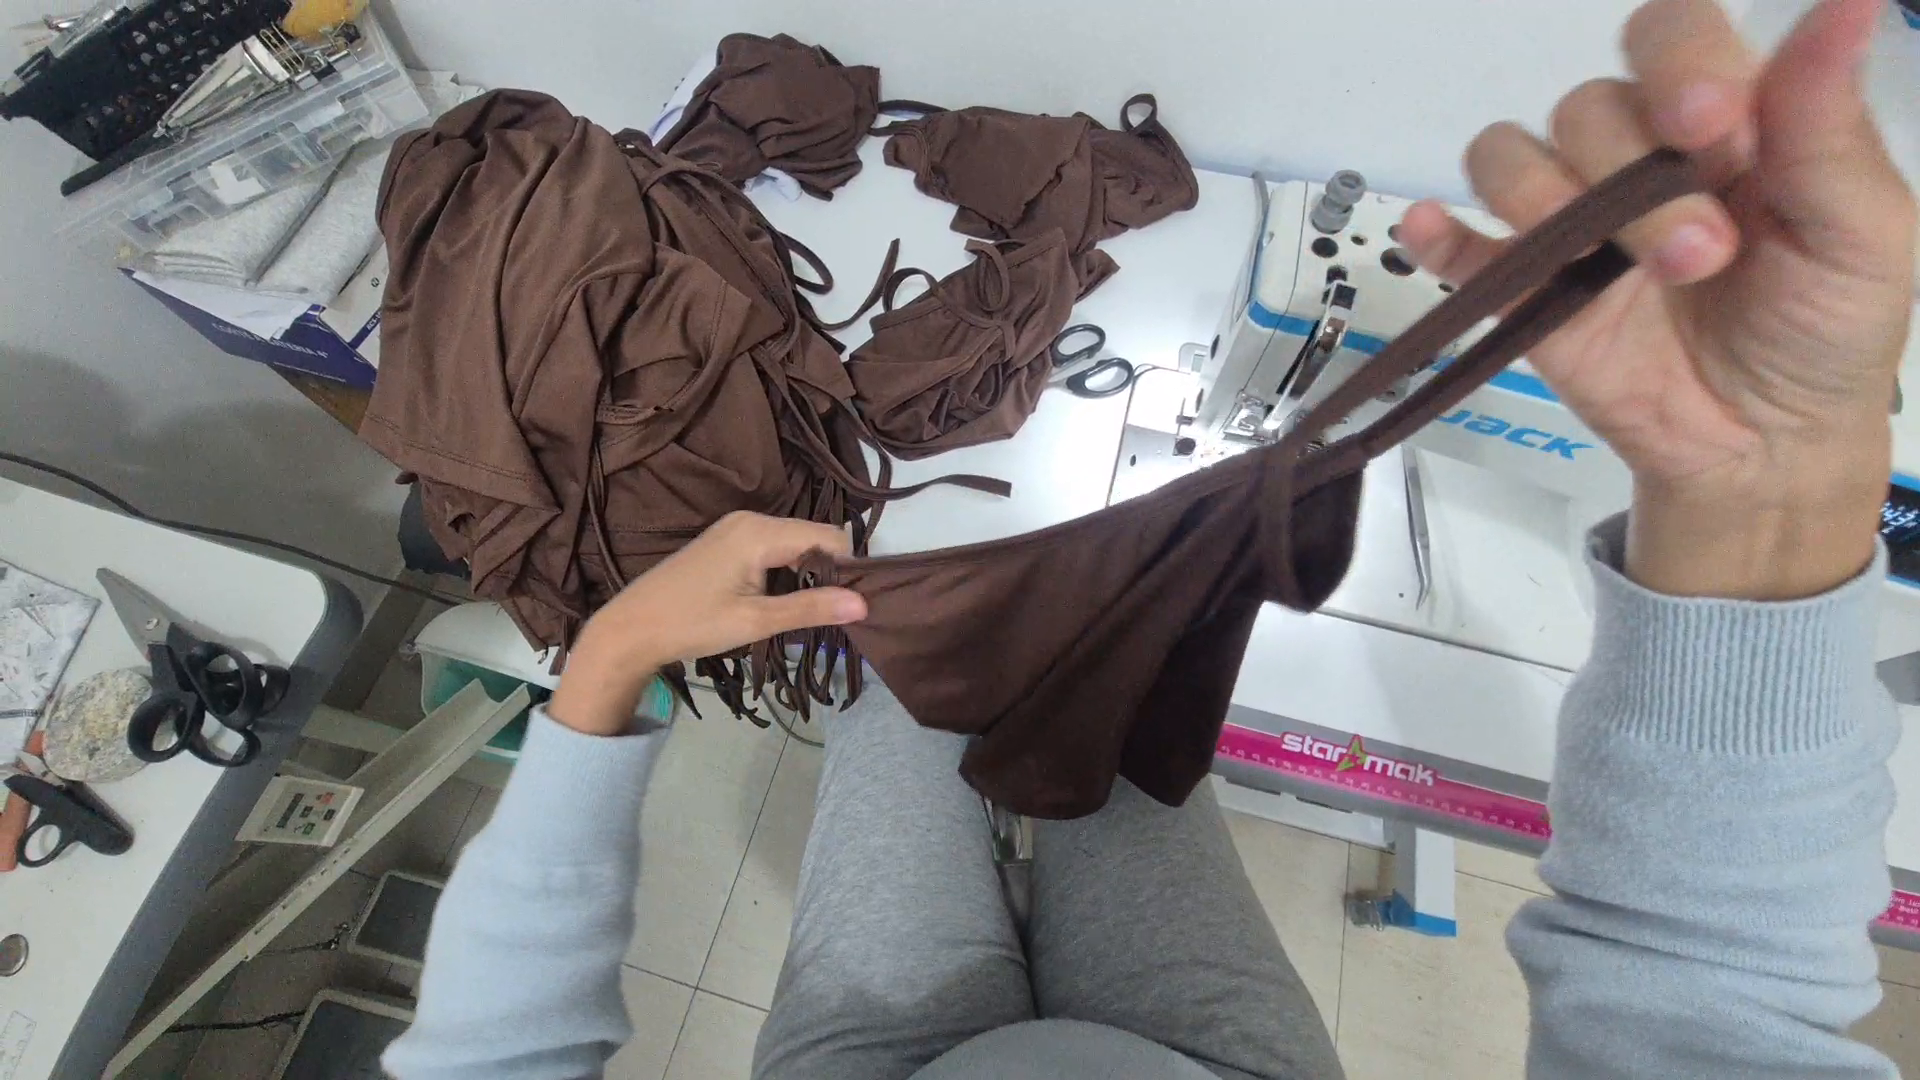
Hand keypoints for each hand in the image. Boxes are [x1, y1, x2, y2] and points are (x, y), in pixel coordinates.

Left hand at [548, 512, 865, 735]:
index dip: (847, 568)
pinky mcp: (729, 540)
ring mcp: (738, 527)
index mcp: (760, 531)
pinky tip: (780, 599)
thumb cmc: (691, 624)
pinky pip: (776, 546)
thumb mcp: (755, 621)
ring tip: (809, 610)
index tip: (852, 603)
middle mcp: (752, 519)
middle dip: (830, 571)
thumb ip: (811, 608)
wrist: (629, 629)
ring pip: (797, 542)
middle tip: (832, 612)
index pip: (830, 537)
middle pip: (815, 537)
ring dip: (809, 573)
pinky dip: (788, 569)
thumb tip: (864, 604)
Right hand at [1399, 0, 1915, 598]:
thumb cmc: (1821, 330)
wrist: (1752, 438)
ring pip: (1509, 159)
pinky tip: (1424, 226)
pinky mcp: (1516, 295)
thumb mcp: (1861, 231)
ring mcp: (1564, 232)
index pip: (1670, 39)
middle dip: (1633, 174)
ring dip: (1543, 197)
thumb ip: (1827, 132)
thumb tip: (1846, 4)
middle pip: (1584, 107)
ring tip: (1603, 267)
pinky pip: (1458, 252)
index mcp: (1721, 128)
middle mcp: (1630, 164)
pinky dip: (1435, 236)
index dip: (1678, 62)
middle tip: (1695, 257)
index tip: (1714, 127)